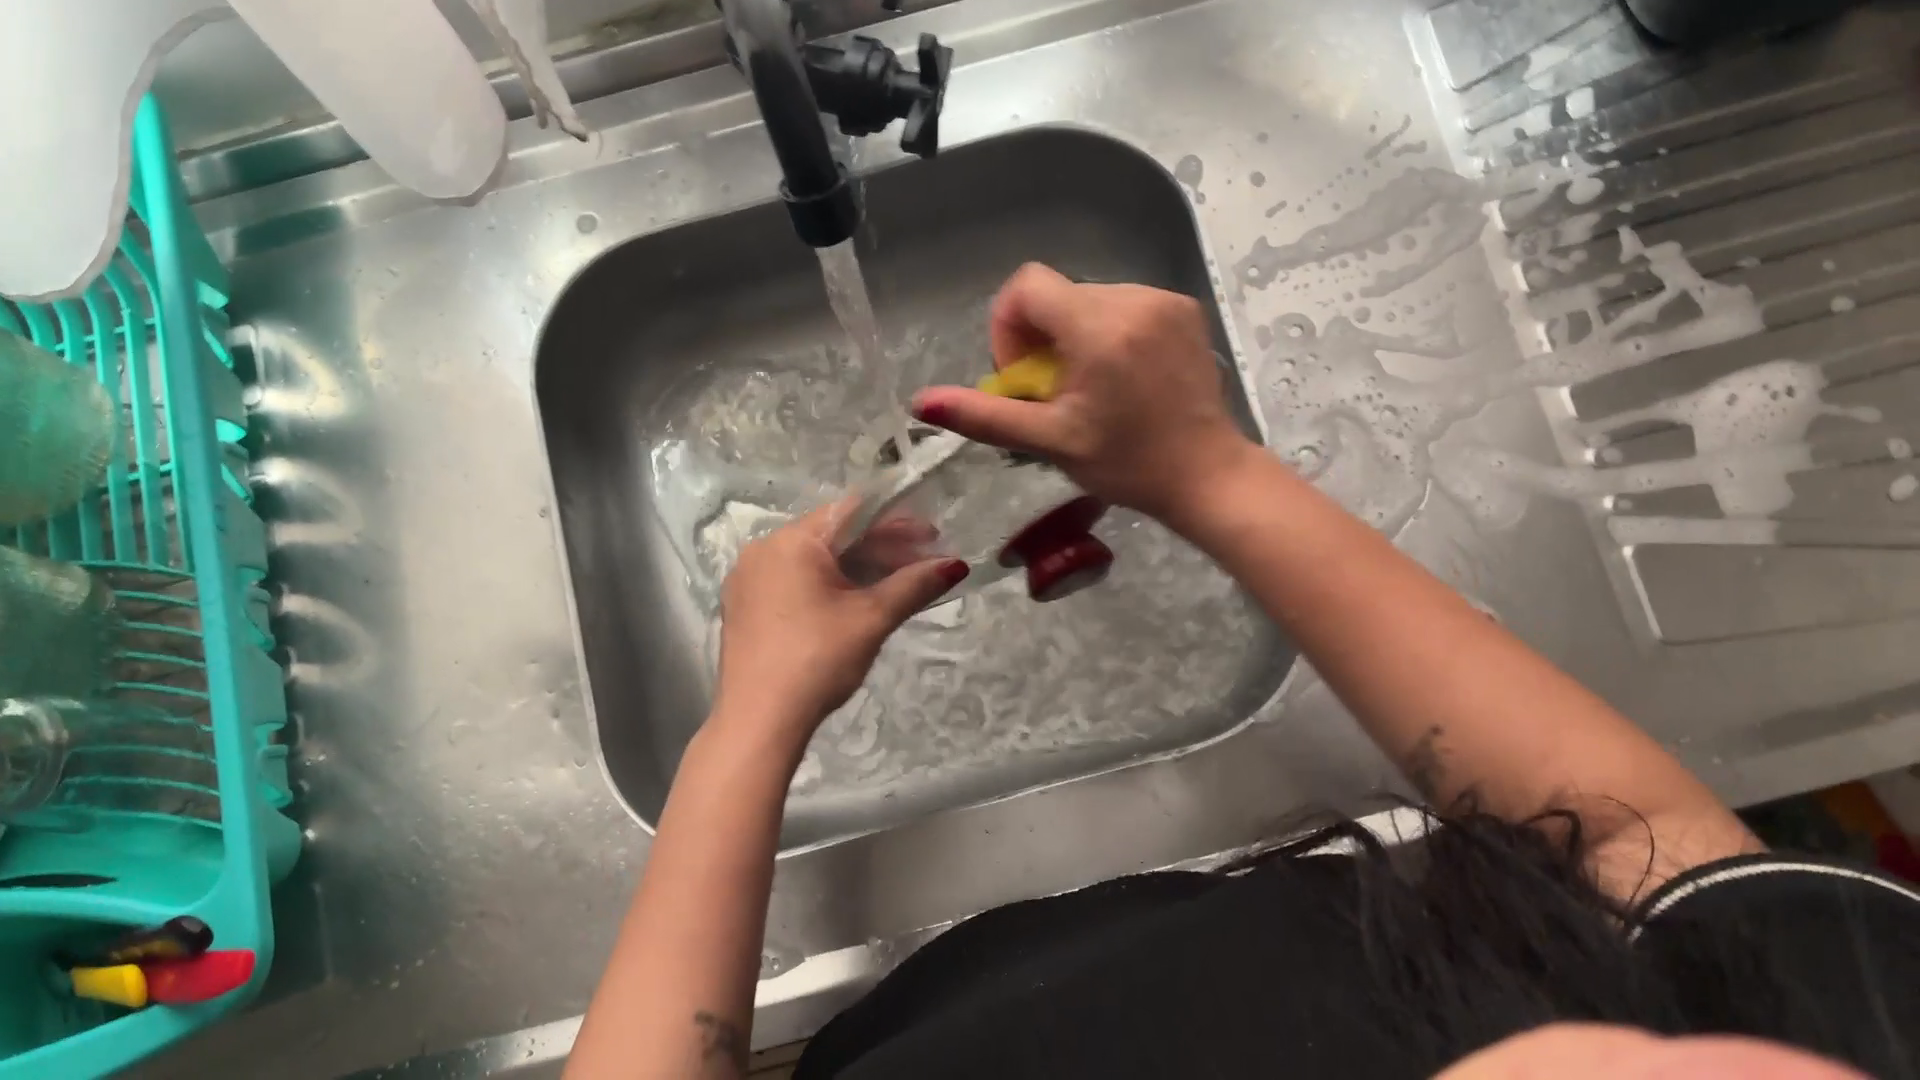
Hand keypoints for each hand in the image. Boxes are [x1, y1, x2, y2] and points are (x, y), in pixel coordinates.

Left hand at [713, 503, 967, 748]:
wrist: (758, 720)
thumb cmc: (818, 659)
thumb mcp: (872, 618)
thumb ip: (914, 585)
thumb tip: (956, 565)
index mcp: (792, 540)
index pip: (852, 512)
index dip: (897, 522)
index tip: (932, 538)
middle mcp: (764, 549)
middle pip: (833, 536)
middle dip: (881, 548)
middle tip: (923, 566)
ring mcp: (748, 579)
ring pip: (814, 561)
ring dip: (857, 569)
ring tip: (896, 588)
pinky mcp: (744, 607)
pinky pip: (794, 581)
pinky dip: (827, 586)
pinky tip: (854, 605)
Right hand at [910, 263, 1256, 521]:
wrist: (1206, 475)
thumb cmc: (1127, 464)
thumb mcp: (1050, 440)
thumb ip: (985, 416)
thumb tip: (922, 403)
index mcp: (1099, 327)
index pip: (1027, 285)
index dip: (1010, 326)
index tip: (1025, 374)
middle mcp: (1134, 299)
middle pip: (1058, 295)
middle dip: (1042, 339)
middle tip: (1056, 393)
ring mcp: (1165, 301)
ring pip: (1091, 300)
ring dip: (1075, 336)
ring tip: (1091, 388)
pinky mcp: (1185, 310)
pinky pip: (1126, 305)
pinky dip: (1109, 334)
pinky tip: (1122, 377)